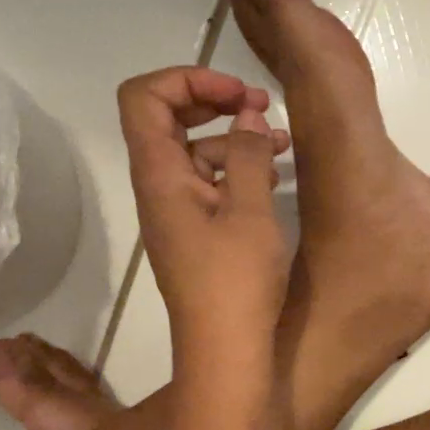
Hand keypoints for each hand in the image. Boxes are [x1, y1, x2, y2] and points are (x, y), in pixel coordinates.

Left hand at [116, 67, 292, 344]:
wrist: (226, 350)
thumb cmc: (236, 282)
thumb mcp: (250, 213)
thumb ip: (249, 156)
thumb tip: (248, 115)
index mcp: (160, 175)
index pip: (146, 97)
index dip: (189, 79)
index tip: (239, 92)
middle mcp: (158, 188)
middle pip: (166, 119)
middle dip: (213, 101)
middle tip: (262, 106)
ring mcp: (177, 213)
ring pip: (194, 153)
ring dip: (234, 139)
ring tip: (283, 145)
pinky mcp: (196, 235)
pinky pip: (209, 185)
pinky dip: (238, 171)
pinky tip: (275, 179)